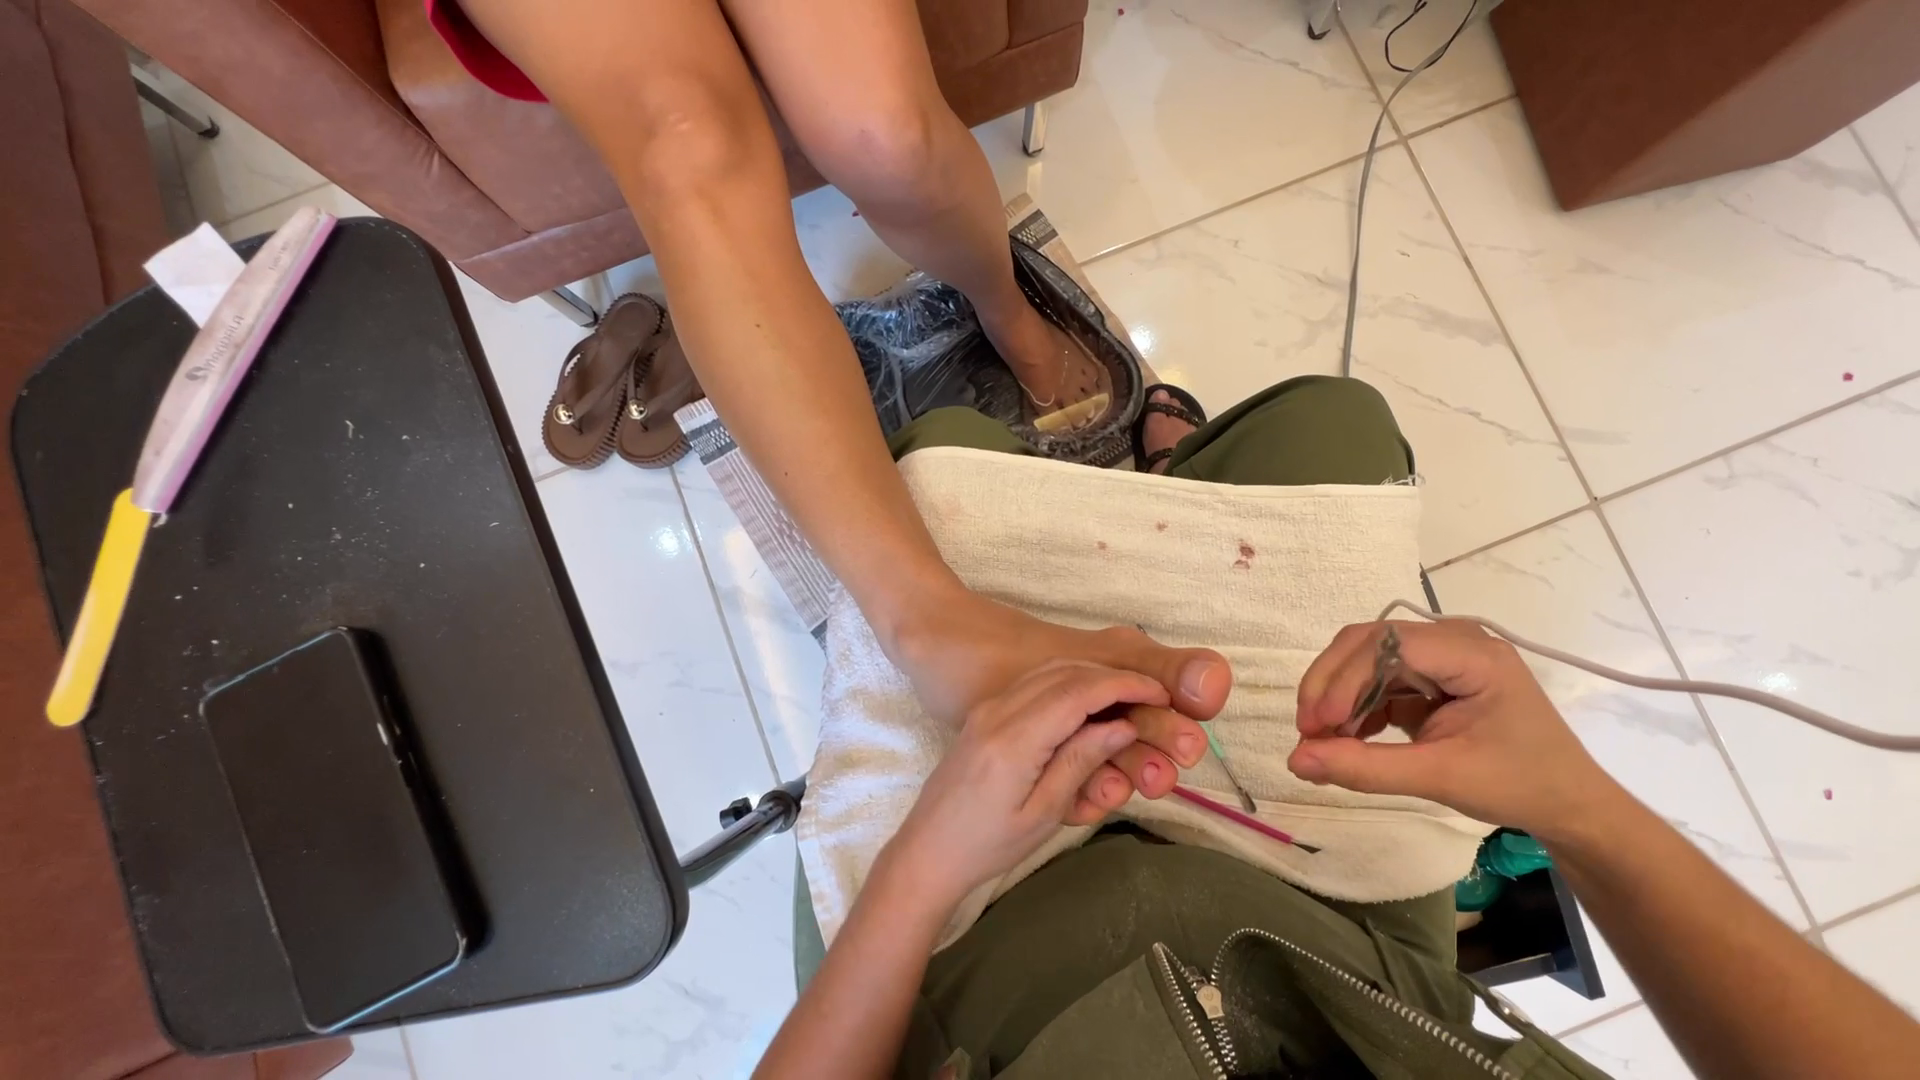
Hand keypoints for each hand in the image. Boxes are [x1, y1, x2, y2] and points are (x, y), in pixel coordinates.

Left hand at [884, 661, 1163, 903]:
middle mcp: (998, 711)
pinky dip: (1068, 683)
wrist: (928, 850)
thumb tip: (1123, 725)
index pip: (1077, 691)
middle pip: (1064, 672)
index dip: (1122, 686)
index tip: (1159, 695)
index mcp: (1013, 739)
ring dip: (1090, 675)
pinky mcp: (985, 713)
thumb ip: (1080, 762)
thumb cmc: (988, 845)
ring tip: (1128, 698)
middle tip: (1152, 696)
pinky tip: (1089, 703)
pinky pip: (1033, 683)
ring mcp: (988, 708)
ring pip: (1048, 672)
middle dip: (1112, 676)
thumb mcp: (1042, 813)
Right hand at [1289, 619, 1619, 838]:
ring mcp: (1440, 656)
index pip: (1388, 645)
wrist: (1569, 806)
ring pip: (1364, 658)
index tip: (1316, 726)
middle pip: (1368, 642)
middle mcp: (1453, 641)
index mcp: (1473, 654)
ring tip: (1321, 738)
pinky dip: (1353, 706)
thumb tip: (1295, 761)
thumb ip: (1366, 768)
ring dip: (1336, 695)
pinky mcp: (1429, 677)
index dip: (1344, 679)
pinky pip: (1375, 678)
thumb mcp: (1441, 778)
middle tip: (1307, 730)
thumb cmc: (1519, 786)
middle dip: (1331, 684)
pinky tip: (1345, 736)